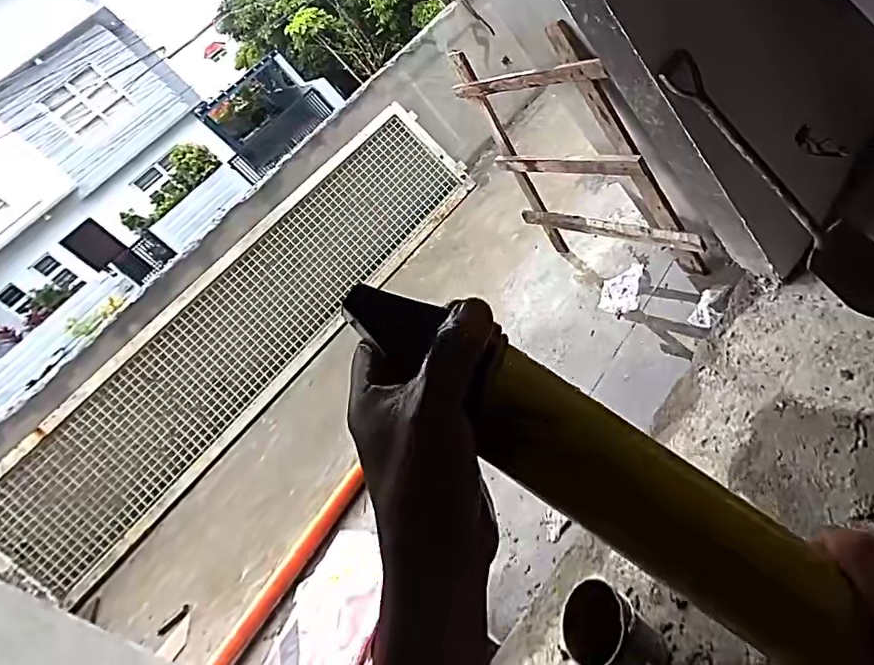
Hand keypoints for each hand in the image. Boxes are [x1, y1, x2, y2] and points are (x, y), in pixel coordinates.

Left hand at [348, 298, 501, 664]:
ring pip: (445, 379)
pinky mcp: (447, 447)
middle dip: (449, 341)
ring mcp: (420, 430)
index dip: (404, 319)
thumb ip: (450, 357)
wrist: (443, 565)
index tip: (441, 313)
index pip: (377, 338)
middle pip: (418, 355)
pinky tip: (503, 388)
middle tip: (479, 331)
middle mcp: (391, 410)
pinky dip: (482, 392)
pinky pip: (464, 405)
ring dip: (470, 365)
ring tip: (495, 352)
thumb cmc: (423, 490)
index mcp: (370, 397)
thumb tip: (472, 309)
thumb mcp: (433, 410)